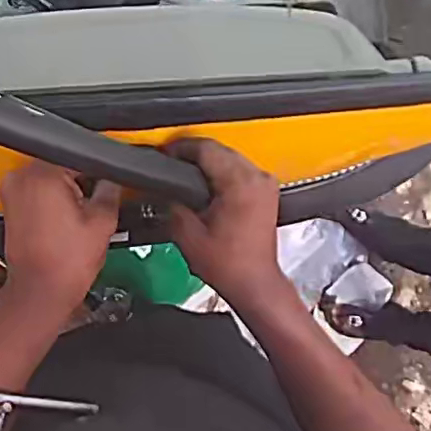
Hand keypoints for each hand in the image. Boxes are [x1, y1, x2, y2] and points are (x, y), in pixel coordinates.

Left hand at [0, 161, 120, 318]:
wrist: (40, 292)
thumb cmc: (64, 264)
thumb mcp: (103, 222)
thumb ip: (111, 190)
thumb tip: (113, 179)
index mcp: (44, 174)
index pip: (79, 155)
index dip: (99, 168)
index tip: (108, 179)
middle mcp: (22, 178)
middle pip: (61, 163)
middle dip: (82, 178)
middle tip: (96, 201)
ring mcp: (12, 191)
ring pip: (48, 177)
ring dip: (66, 189)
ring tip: (79, 215)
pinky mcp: (9, 206)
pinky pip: (36, 192)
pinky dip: (51, 200)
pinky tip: (66, 220)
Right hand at [164, 139, 284, 307]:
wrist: (254, 282)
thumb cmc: (229, 265)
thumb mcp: (187, 234)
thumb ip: (172, 204)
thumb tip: (164, 189)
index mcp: (239, 183)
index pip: (206, 148)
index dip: (180, 147)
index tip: (165, 152)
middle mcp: (256, 179)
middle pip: (220, 149)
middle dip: (193, 153)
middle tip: (171, 161)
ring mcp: (265, 184)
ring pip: (231, 157)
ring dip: (208, 161)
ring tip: (186, 172)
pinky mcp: (266, 193)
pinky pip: (241, 170)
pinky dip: (222, 171)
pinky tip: (207, 183)